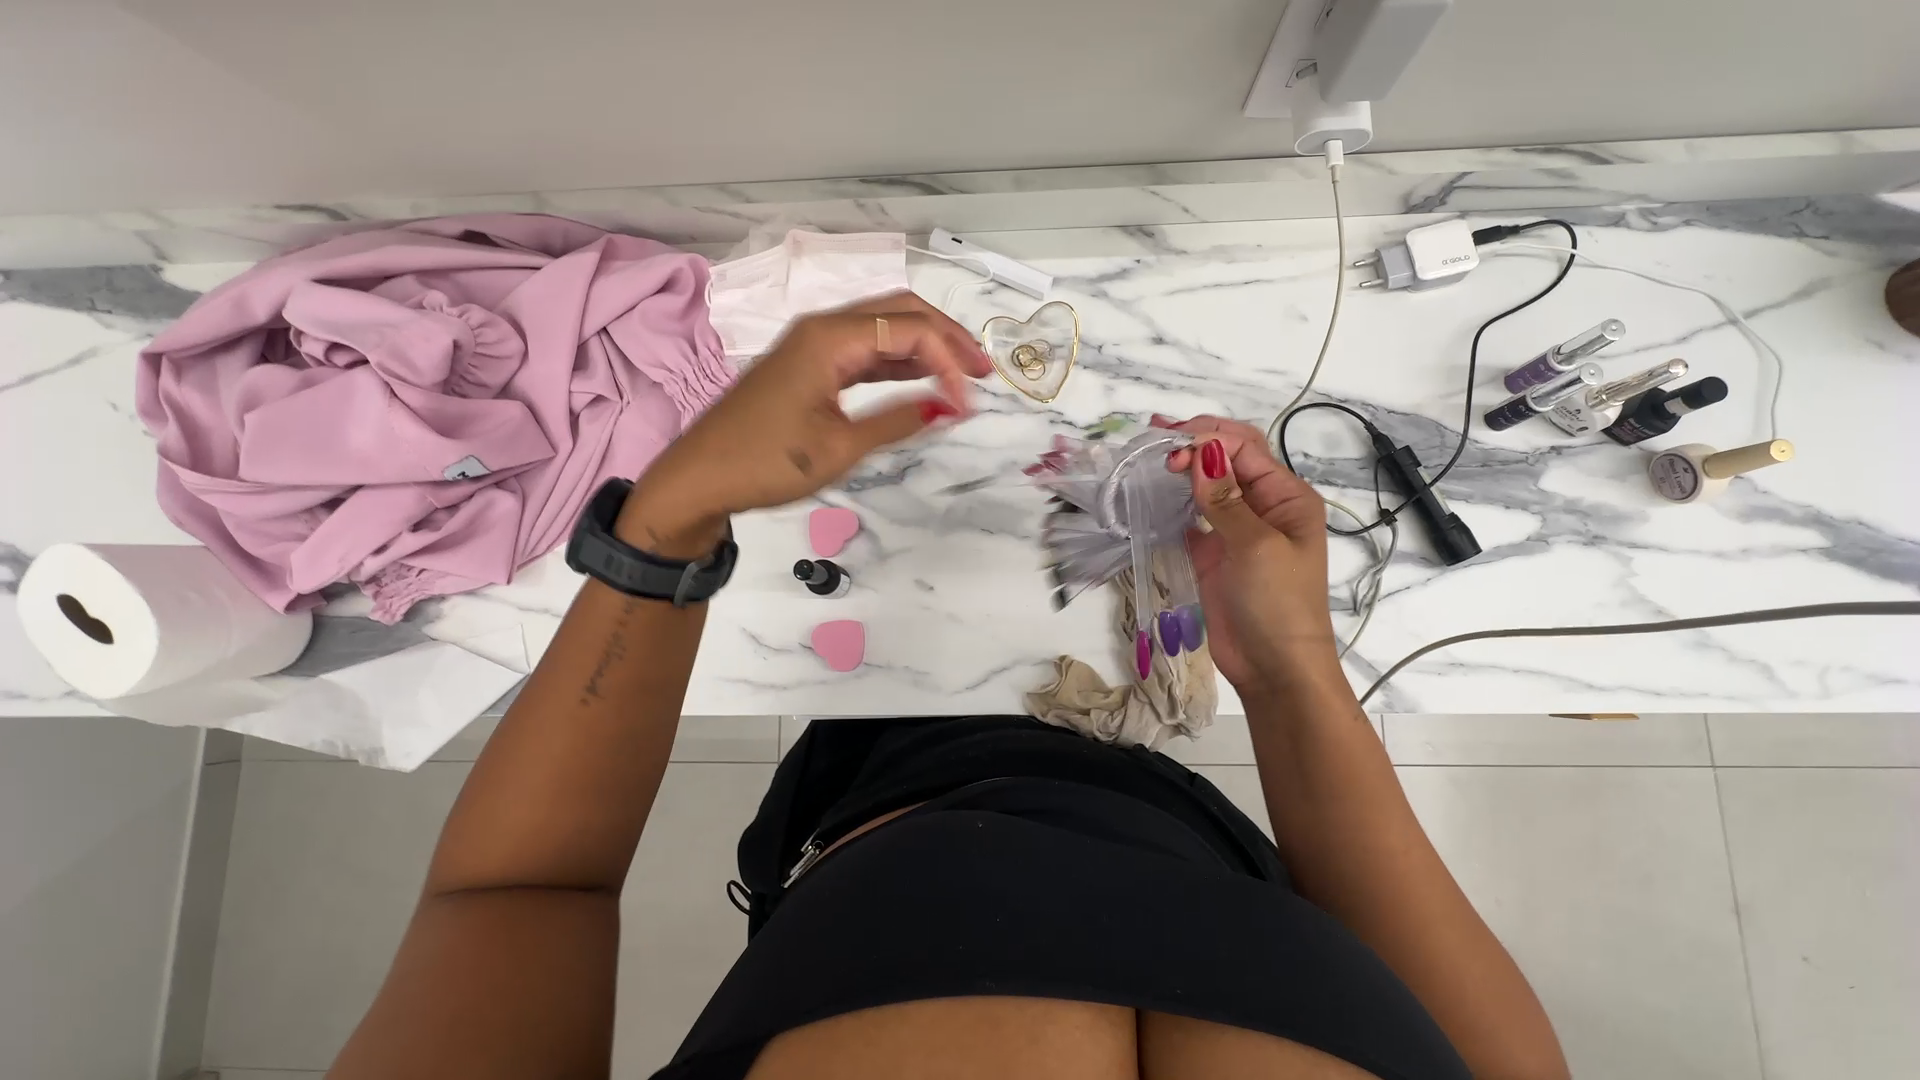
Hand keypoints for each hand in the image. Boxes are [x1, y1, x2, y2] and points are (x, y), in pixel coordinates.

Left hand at [618, 292, 991, 555]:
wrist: (699, 479)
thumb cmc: (766, 463)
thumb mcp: (840, 448)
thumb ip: (899, 420)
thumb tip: (950, 407)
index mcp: (830, 338)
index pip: (910, 329)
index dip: (949, 361)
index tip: (969, 404)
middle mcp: (823, 328)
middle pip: (900, 312)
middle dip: (946, 337)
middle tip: (984, 370)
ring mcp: (813, 345)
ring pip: (883, 329)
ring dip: (924, 348)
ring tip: (964, 375)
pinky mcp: (808, 366)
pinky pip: (863, 351)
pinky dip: (897, 363)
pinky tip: (922, 380)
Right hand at [1156, 414, 1339, 697]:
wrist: (1274, 668)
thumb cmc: (1277, 604)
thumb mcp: (1255, 546)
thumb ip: (1225, 499)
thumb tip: (1201, 451)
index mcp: (1287, 497)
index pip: (1245, 448)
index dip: (1208, 438)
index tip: (1169, 446)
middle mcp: (1264, 506)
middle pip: (1228, 459)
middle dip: (1194, 443)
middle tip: (1151, 439)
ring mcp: (1236, 529)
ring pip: (1208, 485)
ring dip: (1183, 469)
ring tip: (1148, 458)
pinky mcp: (1213, 552)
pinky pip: (1194, 515)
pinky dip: (1175, 501)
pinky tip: (1154, 492)